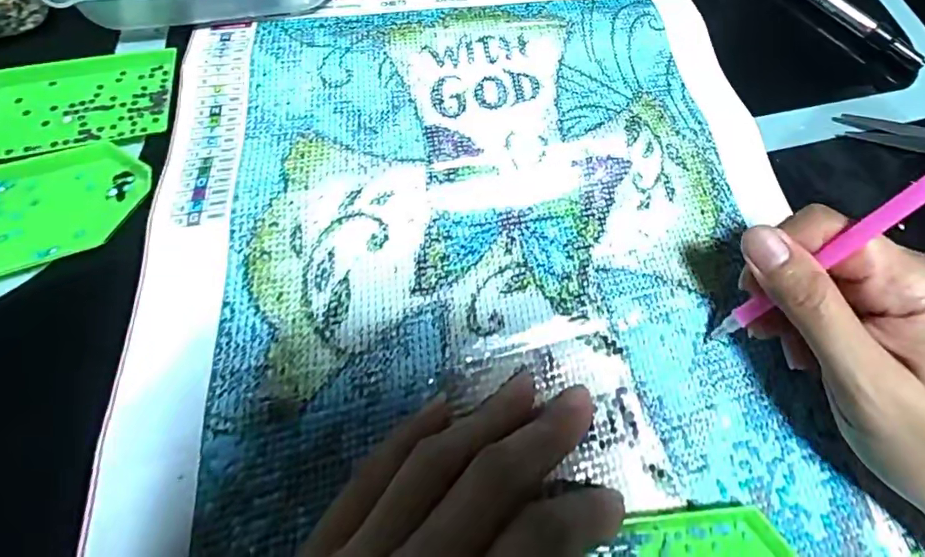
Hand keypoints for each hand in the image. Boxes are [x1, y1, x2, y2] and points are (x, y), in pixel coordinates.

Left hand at [296, 372, 624, 556]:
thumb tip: (564, 552)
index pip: (528, 546)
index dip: (578, 518)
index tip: (612, 502)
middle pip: (484, 485)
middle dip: (539, 438)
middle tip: (580, 399)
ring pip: (428, 465)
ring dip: (483, 420)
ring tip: (524, 384)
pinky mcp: (312, 555)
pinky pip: (366, 477)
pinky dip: (407, 437)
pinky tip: (442, 405)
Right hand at [737, 206, 924, 526]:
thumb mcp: (861, 379)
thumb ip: (810, 304)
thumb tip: (757, 238)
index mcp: (910, 278)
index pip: (832, 230)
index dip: (784, 251)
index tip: (751, 293)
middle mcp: (903, 274)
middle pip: (823, 251)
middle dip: (785, 285)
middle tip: (763, 329)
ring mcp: (895, 295)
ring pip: (821, 277)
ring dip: (792, 308)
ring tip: (789, 351)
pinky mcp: (884, 317)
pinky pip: (832, 302)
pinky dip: (808, 325)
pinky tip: (806, 356)